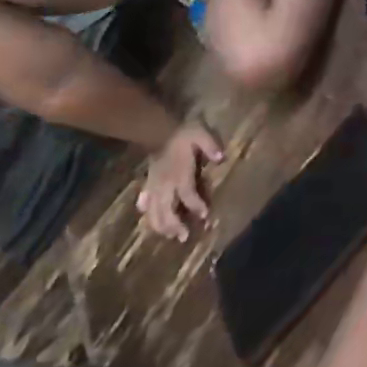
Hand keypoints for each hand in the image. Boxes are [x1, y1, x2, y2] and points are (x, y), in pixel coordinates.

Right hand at [136, 121, 223, 240]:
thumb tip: (222, 158)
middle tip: (184, 237)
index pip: (189, 197)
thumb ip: (211, 146)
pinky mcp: (148, 184)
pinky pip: (145, 203)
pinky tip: (149, 219)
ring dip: (161, 226)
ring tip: (169, 235)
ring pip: (154, 212)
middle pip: (167, 212)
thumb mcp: (200, 134)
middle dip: (175, 226)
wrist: (159, 129)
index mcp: (180, 175)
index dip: (197, 208)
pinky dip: (147, 213)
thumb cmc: (182, 133)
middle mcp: (166, 185)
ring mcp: (155, 186)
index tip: (205, 216)